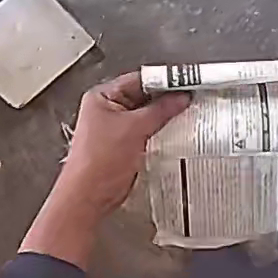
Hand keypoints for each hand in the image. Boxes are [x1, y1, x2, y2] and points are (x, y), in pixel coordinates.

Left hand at [24, 72, 190, 266]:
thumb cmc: (96, 163)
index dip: (162, 81)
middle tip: (187, 99)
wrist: (89, 197)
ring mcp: (116, 129)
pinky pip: (146, 133)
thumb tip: (178, 98)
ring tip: (183, 115)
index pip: (138, 80)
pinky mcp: (124, 146)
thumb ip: (160, 110)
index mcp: (102, 97)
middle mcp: (107, 110)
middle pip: (143, 98)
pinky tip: (173, 133)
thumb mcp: (134, 128)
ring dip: (163, 118)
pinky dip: (159, 133)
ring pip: (146, 117)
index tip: (184, 82)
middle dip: (165, 100)